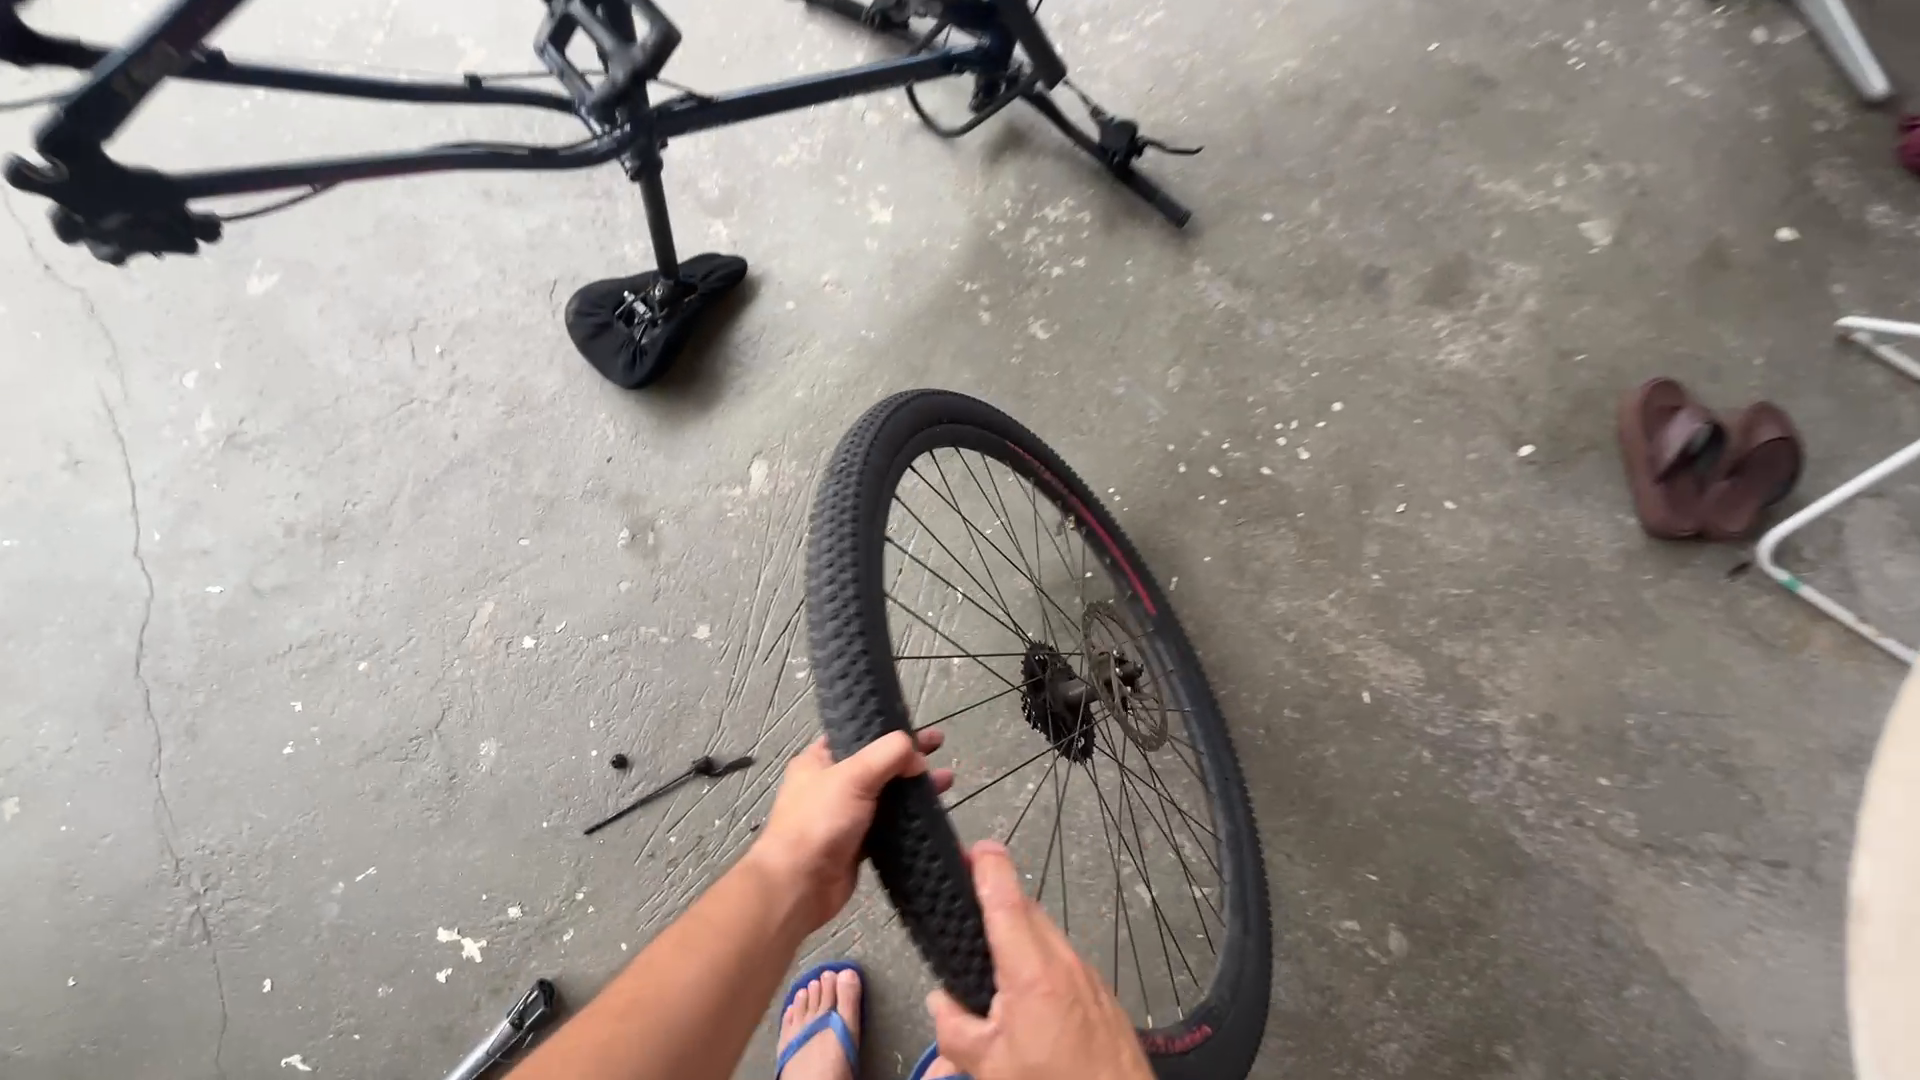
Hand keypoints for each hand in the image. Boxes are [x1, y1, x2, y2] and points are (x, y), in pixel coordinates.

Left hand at [747, 730, 952, 931]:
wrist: (799, 886)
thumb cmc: (819, 821)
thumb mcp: (853, 776)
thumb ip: (888, 755)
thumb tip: (916, 756)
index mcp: (820, 760)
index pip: (858, 734)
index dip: (887, 729)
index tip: (918, 727)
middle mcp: (832, 784)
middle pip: (878, 763)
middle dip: (909, 757)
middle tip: (939, 748)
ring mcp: (846, 815)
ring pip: (888, 794)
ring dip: (915, 787)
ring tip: (947, 781)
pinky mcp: (859, 843)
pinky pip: (890, 824)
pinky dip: (911, 817)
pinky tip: (933, 813)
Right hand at [924, 839, 1153, 1079]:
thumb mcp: (989, 1067)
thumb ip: (954, 1028)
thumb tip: (941, 1003)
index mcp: (1032, 971)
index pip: (1006, 897)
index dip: (987, 864)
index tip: (973, 847)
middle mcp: (1063, 961)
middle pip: (1025, 910)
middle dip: (997, 904)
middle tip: (970, 915)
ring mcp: (1087, 974)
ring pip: (1046, 935)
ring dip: (1020, 938)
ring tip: (995, 971)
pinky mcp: (1100, 992)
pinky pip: (1063, 961)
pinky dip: (1041, 965)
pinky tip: (1030, 1001)